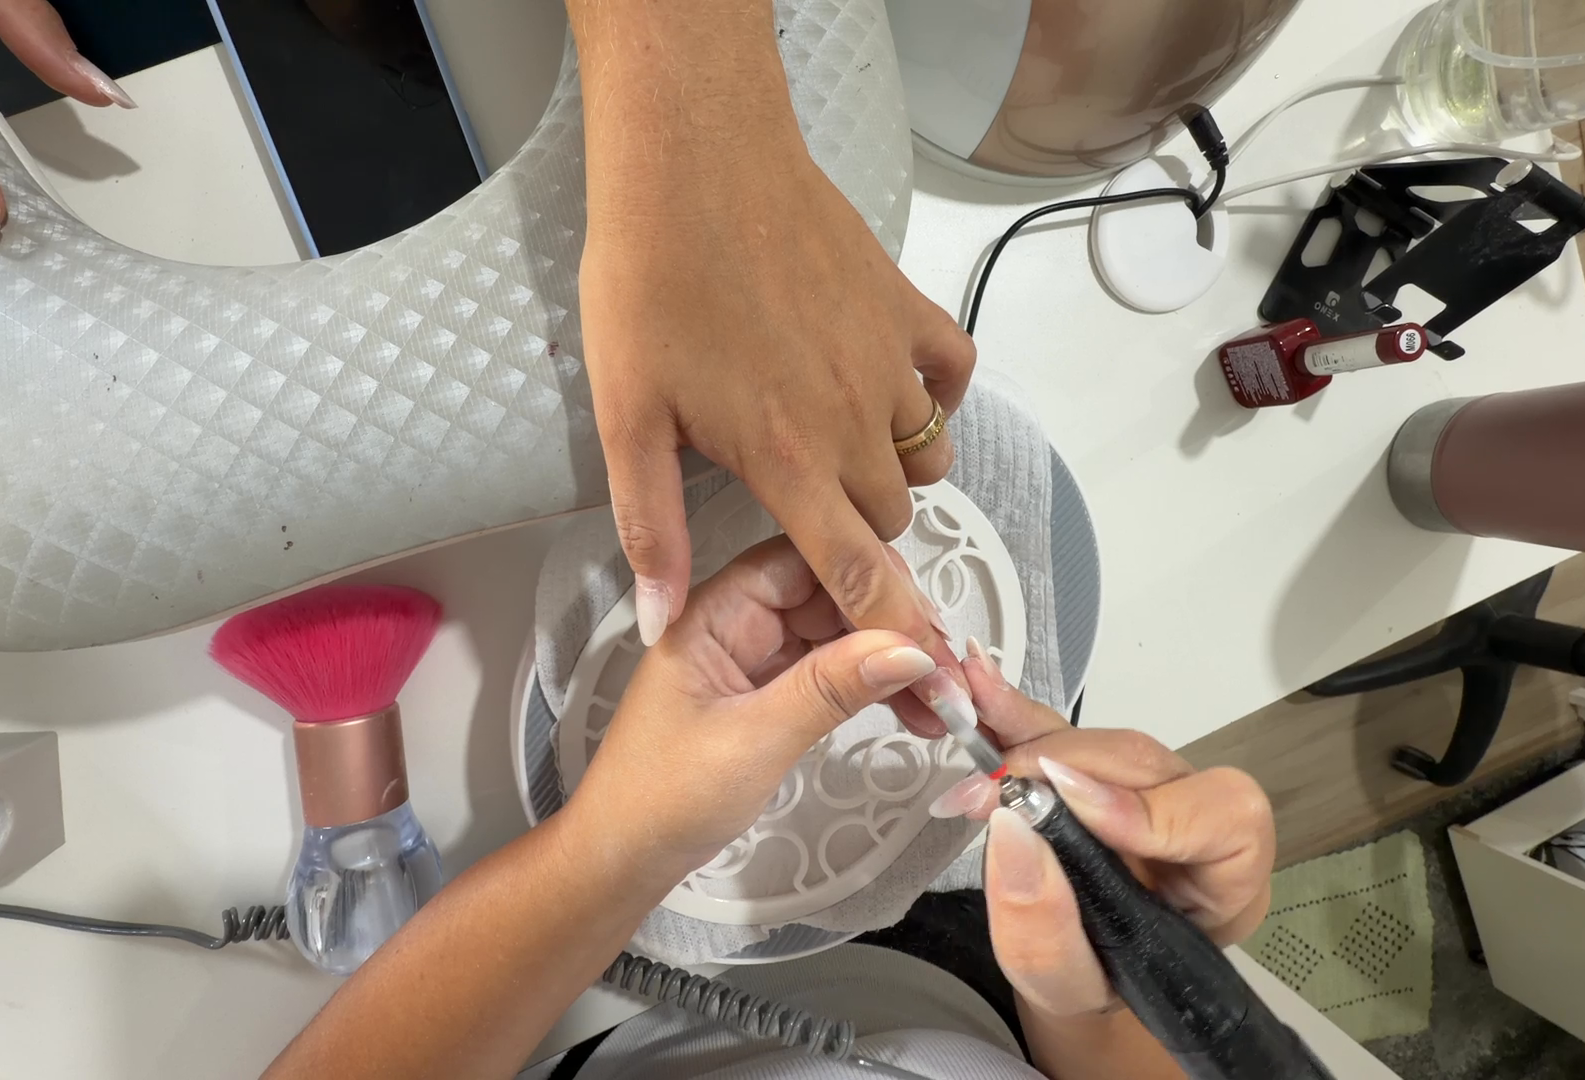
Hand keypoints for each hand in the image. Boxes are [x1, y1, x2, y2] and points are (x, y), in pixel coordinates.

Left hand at [568, 536, 939, 879]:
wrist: (627, 855)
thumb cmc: (664, 796)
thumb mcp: (754, 739)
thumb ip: (830, 689)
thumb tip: (908, 649)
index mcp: (713, 612)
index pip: (799, 563)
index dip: (864, 581)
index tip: (922, 620)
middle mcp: (735, 621)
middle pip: (826, 596)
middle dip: (889, 627)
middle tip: (945, 668)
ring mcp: (753, 655)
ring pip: (834, 635)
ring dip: (888, 661)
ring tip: (941, 699)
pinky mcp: (767, 688)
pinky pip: (828, 670)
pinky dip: (868, 686)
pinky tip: (909, 706)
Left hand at [570, 0, 976, 735]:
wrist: (695, 163)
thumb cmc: (650, 284)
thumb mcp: (628, 419)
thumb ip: (652, 527)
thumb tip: (658, 617)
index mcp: (789, 459)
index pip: (859, 571)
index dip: (888, 624)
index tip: (912, 657)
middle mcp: (856, 421)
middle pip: (891, 519)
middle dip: (861, 537)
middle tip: (815, 514)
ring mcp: (891, 361)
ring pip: (927, 458)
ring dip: (892, 477)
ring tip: (839, 453)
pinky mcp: (906, 307)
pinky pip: (956, 374)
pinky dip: (939, 400)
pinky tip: (892, 391)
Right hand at [928, 644, 1275, 1019]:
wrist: (1075, 962)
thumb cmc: (1087, 980)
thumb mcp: (1065, 983)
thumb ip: (1043, 929)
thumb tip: (1010, 829)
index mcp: (1220, 881)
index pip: (1222, 816)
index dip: (1147, 805)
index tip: (1067, 799)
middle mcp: (1189, 817)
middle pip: (1144, 761)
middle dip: (1057, 764)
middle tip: (985, 792)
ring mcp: (1138, 782)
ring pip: (1098, 738)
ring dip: (1027, 734)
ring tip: (970, 729)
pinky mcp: (1087, 762)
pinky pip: (1056, 726)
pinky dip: (1011, 712)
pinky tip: (977, 694)